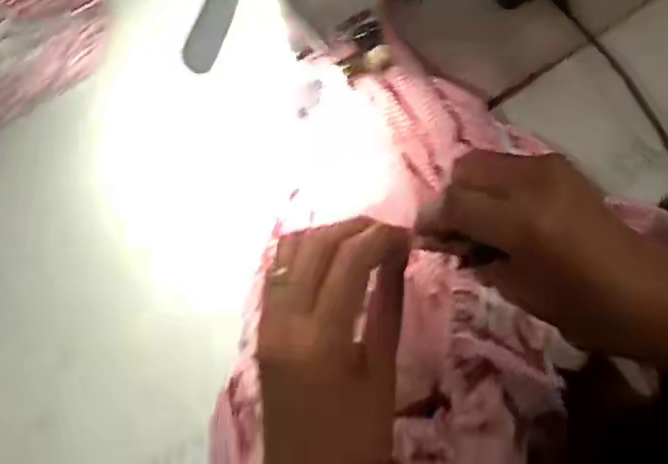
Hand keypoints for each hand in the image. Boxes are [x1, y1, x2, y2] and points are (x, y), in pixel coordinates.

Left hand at [257, 218, 408, 463]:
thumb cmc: (357, 439)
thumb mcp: (382, 373)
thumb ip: (388, 305)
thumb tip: (400, 251)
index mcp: (321, 339)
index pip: (350, 258)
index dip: (382, 236)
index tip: (407, 234)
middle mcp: (286, 322)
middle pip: (319, 244)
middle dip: (357, 227)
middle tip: (389, 231)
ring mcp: (267, 324)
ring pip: (292, 248)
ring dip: (329, 234)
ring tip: (362, 240)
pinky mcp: (261, 329)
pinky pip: (278, 270)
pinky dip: (304, 251)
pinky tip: (330, 256)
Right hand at [416, 152, 667, 361]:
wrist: (652, 290)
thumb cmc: (590, 308)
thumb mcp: (526, 294)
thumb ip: (481, 259)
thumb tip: (451, 241)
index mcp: (521, 219)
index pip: (455, 202)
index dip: (432, 219)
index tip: (422, 236)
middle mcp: (530, 180)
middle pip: (465, 169)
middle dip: (451, 196)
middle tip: (453, 231)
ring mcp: (546, 166)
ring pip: (485, 160)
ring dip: (473, 187)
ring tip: (480, 223)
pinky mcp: (559, 164)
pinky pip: (510, 164)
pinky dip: (496, 183)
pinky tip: (506, 213)